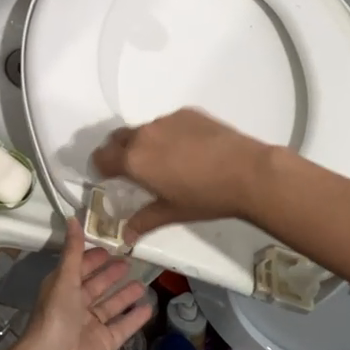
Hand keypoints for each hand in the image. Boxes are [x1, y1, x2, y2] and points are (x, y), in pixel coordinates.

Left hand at [7, 218, 153, 349]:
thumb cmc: (56, 317)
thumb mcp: (64, 279)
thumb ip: (73, 251)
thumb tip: (72, 218)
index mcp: (62, 287)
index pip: (80, 267)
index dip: (93, 257)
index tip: (109, 245)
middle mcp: (76, 305)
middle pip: (97, 286)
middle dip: (110, 274)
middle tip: (129, 261)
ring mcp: (92, 326)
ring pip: (111, 305)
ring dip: (124, 294)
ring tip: (142, 282)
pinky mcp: (105, 344)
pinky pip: (122, 327)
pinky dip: (134, 318)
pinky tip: (148, 307)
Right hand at [90, 107, 271, 241]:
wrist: (247, 171)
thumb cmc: (206, 197)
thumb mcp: (173, 212)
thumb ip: (144, 220)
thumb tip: (125, 236)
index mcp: (134, 160)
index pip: (102, 157)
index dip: (102, 167)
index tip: (110, 176)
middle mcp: (143, 135)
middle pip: (118, 138)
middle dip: (119, 152)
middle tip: (135, 170)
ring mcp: (165, 120)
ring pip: (145, 130)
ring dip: (147, 143)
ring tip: (169, 161)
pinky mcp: (186, 113)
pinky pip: (168, 123)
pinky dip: (170, 135)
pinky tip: (192, 150)